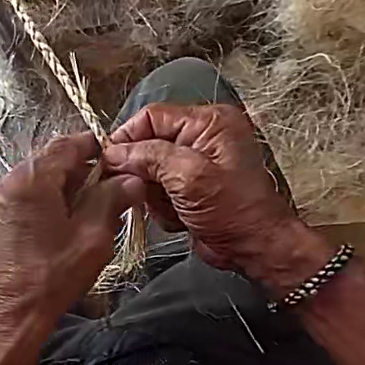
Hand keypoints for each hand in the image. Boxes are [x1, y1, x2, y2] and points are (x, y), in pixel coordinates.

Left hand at [0, 133, 145, 364]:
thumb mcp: (93, 235)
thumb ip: (112, 198)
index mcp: (30, 180)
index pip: (67, 144)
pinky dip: (52, 196)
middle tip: (111, 188)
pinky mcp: (0, 212)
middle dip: (84, 169)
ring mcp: (0, 196)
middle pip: (53, 158)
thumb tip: (131, 178)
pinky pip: (31, 190)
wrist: (18, 311)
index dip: (96, 148)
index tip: (118, 161)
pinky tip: (70, 217)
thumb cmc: (54, 276)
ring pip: (42, 174)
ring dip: (69, 184)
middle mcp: (8, 181)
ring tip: (94, 207)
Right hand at [103, 103, 326, 290]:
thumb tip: (114, 152)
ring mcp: (195, 163)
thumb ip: (149, 156)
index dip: (127, 138)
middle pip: (147, 144)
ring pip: (148, 171)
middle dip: (142, 172)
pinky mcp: (189, 187)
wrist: (254, 248)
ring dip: (152, 193)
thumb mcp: (188, 176)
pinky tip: (179, 215)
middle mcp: (202, 137)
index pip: (151, 117)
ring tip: (173, 207)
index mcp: (208, 122)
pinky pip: (157, 190)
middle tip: (146, 191)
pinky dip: (160, 206)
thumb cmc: (234, 210)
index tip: (110, 162)